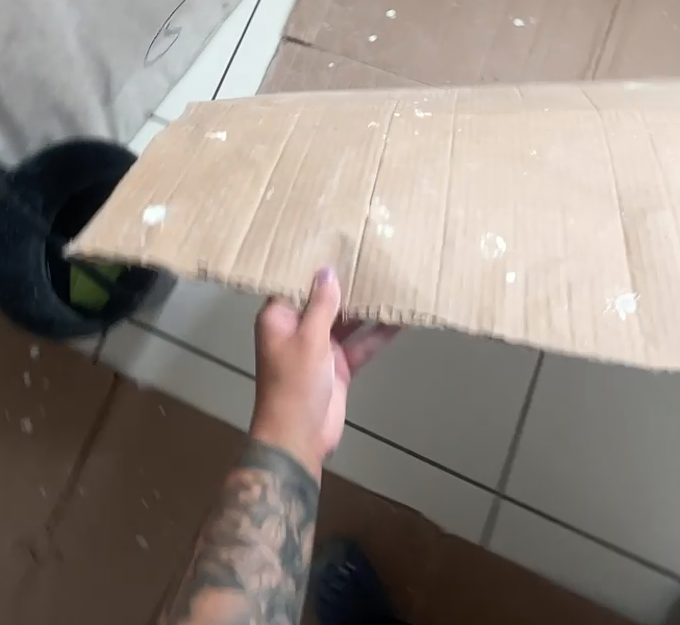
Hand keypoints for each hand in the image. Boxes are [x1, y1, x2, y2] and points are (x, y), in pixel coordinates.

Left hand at [248, 267, 399, 477]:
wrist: (299, 437)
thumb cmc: (294, 383)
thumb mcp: (308, 339)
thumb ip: (321, 305)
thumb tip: (328, 271)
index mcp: (279, 317)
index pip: (295, 283)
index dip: (313, 266)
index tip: (334, 242)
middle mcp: (298, 328)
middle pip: (324, 300)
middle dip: (346, 284)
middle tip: (370, 255)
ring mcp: (320, 347)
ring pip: (346, 321)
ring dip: (366, 308)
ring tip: (391, 281)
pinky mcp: (339, 365)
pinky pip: (360, 344)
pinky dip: (377, 334)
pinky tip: (400, 319)